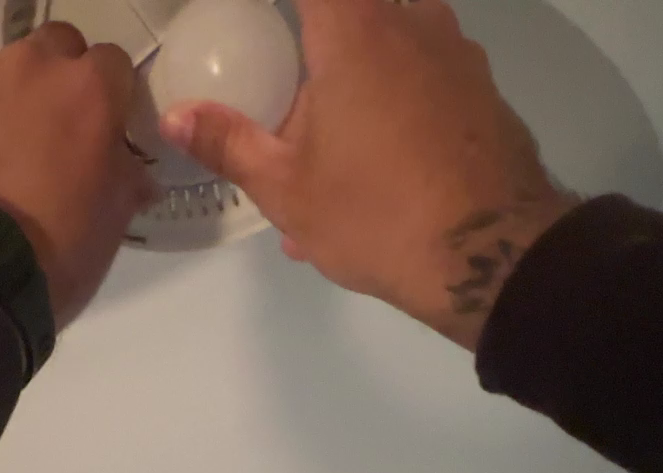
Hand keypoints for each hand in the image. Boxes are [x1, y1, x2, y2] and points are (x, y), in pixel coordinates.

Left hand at [0, 23, 156, 329]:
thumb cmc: (57, 255)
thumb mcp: (113, 222)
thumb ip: (126, 176)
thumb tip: (134, 170)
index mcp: (89, 90)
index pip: (112, 65)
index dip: (107, 99)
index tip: (98, 131)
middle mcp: (30, 62)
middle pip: (52, 49)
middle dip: (54, 84)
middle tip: (44, 138)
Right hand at [161, 0, 580, 349]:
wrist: (486, 256)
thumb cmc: (374, 215)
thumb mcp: (286, 190)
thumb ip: (228, 144)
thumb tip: (176, 118)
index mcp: (354, 30)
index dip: (287, 5)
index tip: (266, 23)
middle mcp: (412, 19)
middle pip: (355, 10)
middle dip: (319, 43)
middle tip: (296, 94)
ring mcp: (456, 52)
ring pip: (392, 42)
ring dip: (356, 80)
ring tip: (332, 147)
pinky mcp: (481, 90)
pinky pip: (424, 79)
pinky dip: (393, 106)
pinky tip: (376, 171)